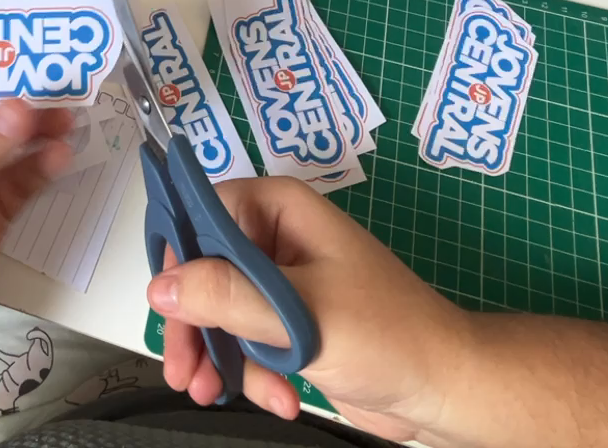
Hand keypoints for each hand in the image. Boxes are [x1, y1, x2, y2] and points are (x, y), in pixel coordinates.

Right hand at [147, 177, 473, 442]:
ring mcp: (280, 282)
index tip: (164, 301)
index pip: (206, 211)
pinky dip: (253, 372)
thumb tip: (160, 286)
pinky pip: (245, 338)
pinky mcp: (287, 323)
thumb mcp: (301, 314)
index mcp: (280, 208)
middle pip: (205, 266)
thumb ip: (228, 296)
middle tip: (180, 369)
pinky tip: (278, 400)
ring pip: (219, 308)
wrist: (447, 392)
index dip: (179, 252)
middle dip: (195, 323)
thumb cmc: (386, 335)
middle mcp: (274, 237)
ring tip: (212, 394)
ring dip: (219, 355)